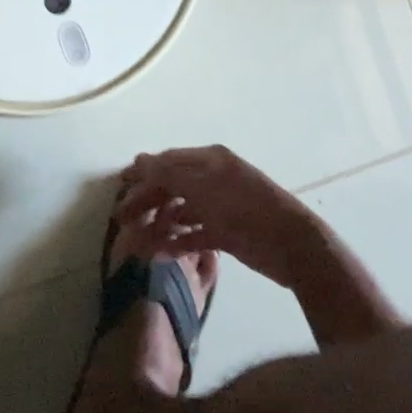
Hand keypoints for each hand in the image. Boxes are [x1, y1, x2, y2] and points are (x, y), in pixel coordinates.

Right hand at [119, 146, 316, 288]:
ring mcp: (220, 207)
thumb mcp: (202, 187)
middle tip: (122, 220)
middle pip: (172, 187)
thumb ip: (167, 174)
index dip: (143, 172)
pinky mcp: (226, 233)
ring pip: (181, 213)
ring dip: (159, 225)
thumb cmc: (243, 207)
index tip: (120, 185)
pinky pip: (194, 235)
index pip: (168, 162)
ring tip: (139, 243)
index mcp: (210, 161)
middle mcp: (213, 180)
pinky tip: (160, 253)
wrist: (291, 244)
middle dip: (147, 202)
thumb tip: (138, 159)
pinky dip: (177, 242)